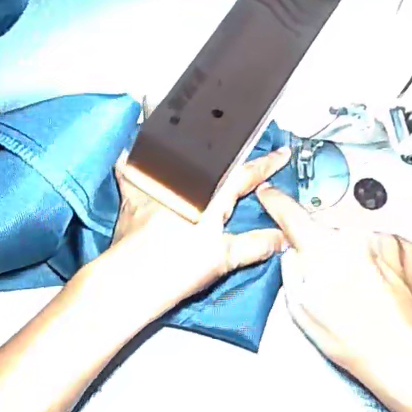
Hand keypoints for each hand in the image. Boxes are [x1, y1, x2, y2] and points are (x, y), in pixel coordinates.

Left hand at [80, 148, 292, 324]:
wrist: (136, 276)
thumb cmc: (179, 267)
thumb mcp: (225, 258)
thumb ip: (256, 244)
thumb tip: (282, 239)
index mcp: (211, 194)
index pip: (246, 174)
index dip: (267, 164)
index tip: (281, 154)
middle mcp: (184, 182)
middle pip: (212, 160)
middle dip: (230, 153)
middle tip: (242, 146)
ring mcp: (157, 186)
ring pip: (173, 156)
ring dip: (184, 148)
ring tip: (194, 135)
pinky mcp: (132, 195)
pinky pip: (129, 171)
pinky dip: (131, 161)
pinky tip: (129, 153)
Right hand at [257, 184, 411, 408]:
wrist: (408, 355)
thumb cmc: (358, 341)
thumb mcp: (302, 310)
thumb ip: (291, 271)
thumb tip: (293, 254)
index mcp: (322, 249)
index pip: (290, 213)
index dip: (275, 201)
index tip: (269, 194)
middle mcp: (354, 236)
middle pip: (327, 229)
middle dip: (324, 248)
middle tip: (332, 283)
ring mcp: (384, 240)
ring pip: (356, 237)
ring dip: (354, 254)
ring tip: (362, 290)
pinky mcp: (408, 248)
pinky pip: (382, 245)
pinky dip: (378, 260)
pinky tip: (380, 286)